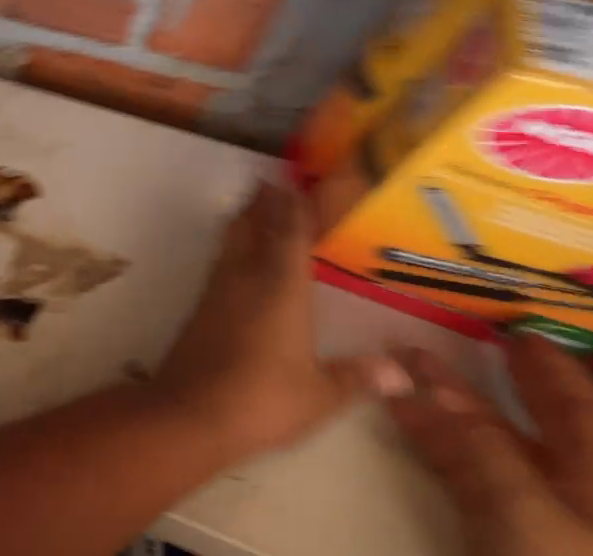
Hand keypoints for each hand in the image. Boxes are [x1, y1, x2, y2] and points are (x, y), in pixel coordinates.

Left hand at [156, 182, 399, 454]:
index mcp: (279, 292)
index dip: (293, 210)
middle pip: (252, 231)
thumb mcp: (321, 394)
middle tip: (271, 181)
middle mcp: (244, 281)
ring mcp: (217, 293)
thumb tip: (402, 371)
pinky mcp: (201, 309)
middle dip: (263, 205)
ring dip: (244, 222)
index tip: (295, 182)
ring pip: (232, 245)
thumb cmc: (263, 399)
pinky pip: (222, 265)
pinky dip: (234, 249)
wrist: (191, 410)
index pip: (288, 239)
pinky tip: (238, 257)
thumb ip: (358, 377)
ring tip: (255, 207)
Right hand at [386, 337, 592, 555]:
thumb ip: (478, 447)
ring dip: (452, 403)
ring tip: (406, 366)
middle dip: (499, 381)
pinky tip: (404, 419)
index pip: (589, 415)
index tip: (521, 332)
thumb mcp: (522, 512)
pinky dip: (436, 438)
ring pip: (496, 445)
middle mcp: (578, 497)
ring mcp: (539, 519)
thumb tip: (426, 388)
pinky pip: (469, 471)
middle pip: (541, 427)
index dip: (558, 372)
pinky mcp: (501, 536)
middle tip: (460, 339)